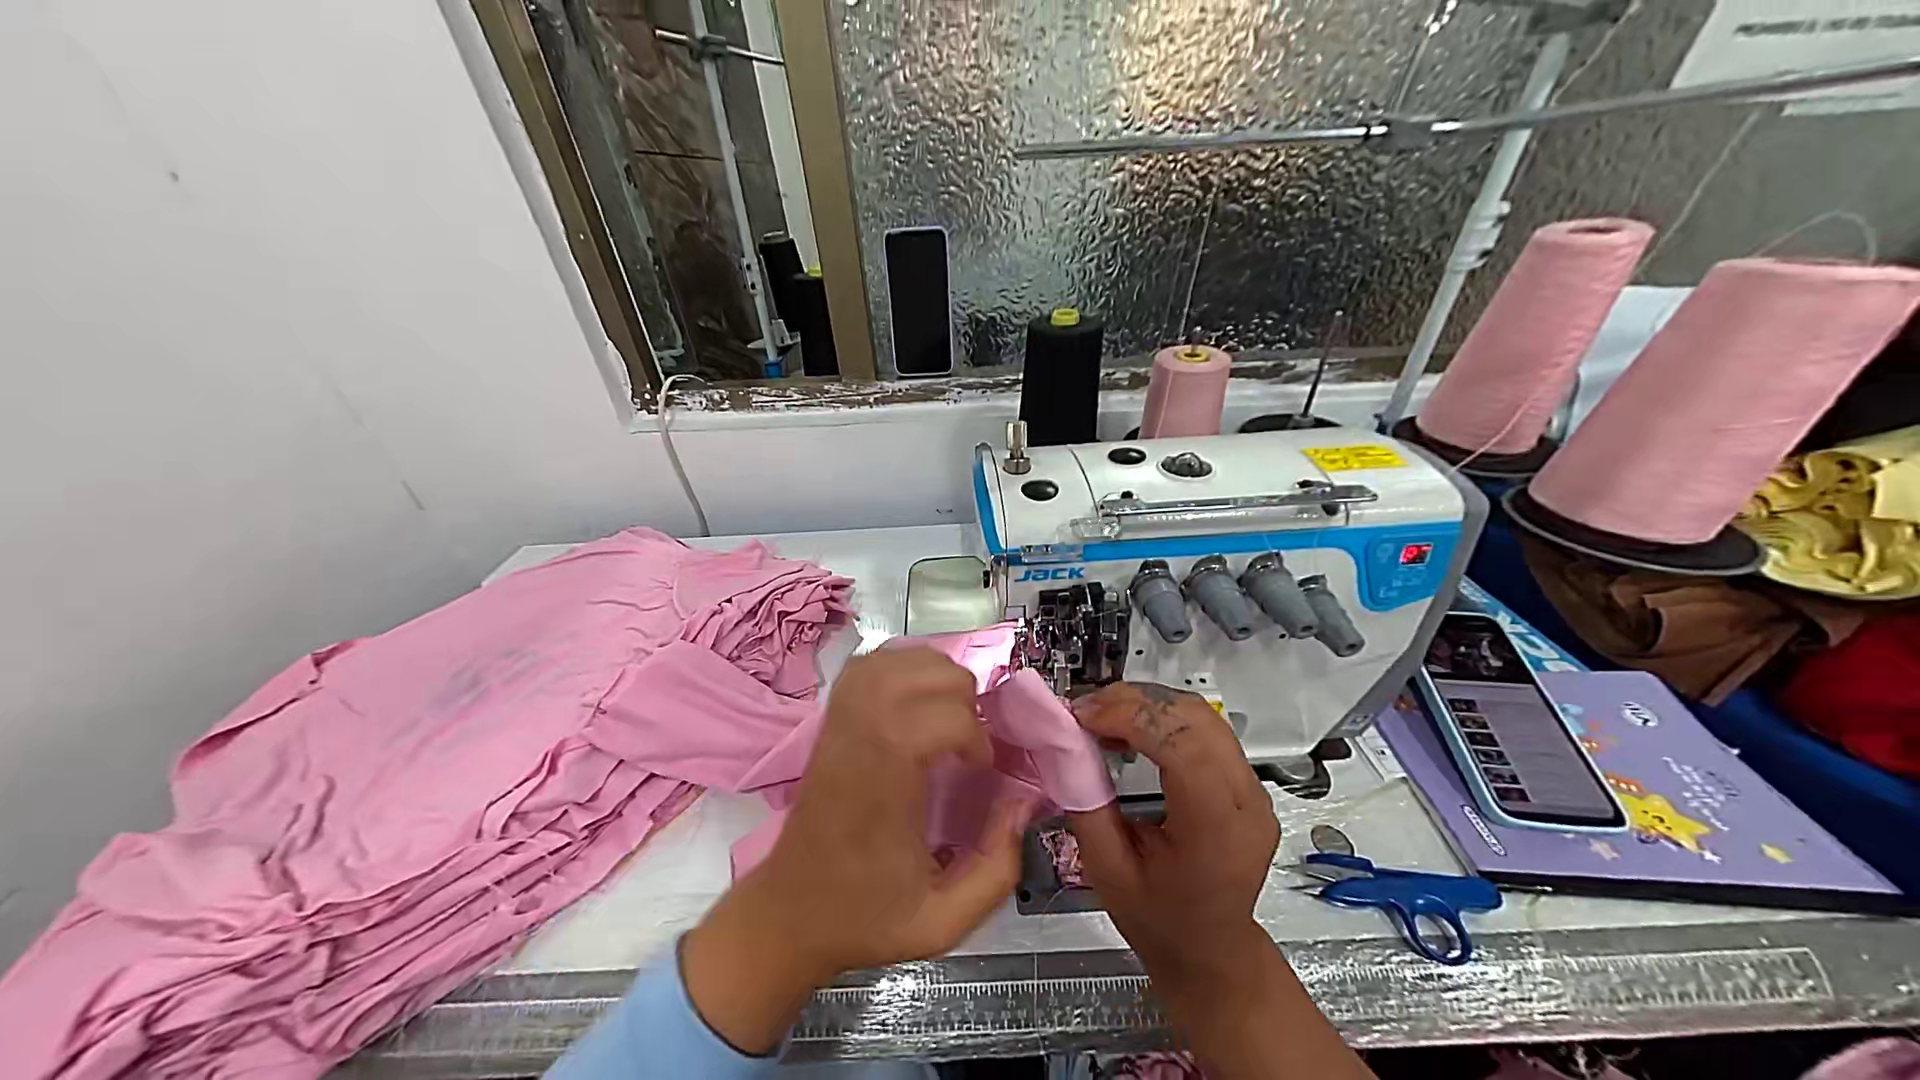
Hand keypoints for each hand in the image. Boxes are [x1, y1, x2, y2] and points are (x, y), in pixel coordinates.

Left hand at [682, 648, 1027, 1053]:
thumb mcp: (943, 923)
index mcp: (884, 786)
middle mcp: (858, 740)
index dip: (971, 734)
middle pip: (919, 675)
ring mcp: (839, 722)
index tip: (978, 768)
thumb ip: (997, 869)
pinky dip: (903, 665)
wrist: (790, 912)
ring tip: (950, 715)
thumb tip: (1022, 803)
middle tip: (969, 739)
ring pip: (895, 659)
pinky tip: (919, 696)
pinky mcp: (831, 718)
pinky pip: (869, 665)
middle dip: (962, 696)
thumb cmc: (863, 918)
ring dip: (937, 675)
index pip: (934, 720)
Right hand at [1066, 682, 1277, 988]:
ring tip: (1102, 717)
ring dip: (1147, 703)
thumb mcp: (1106, 869)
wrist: (1211, 949)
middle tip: (1085, 712)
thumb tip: (1061, 743)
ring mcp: (1253, 787)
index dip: (1128, 715)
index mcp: (1216, 830)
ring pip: (1202, 713)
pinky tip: (1129, 728)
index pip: (1181, 744)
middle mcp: (1247, 800)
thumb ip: (1084, 802)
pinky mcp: (1246, 779)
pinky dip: (1163, 716)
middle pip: (1195, 718)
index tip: (1080, 715)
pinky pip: (1205, 727)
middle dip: (1133, 701)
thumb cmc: (1159, 919)